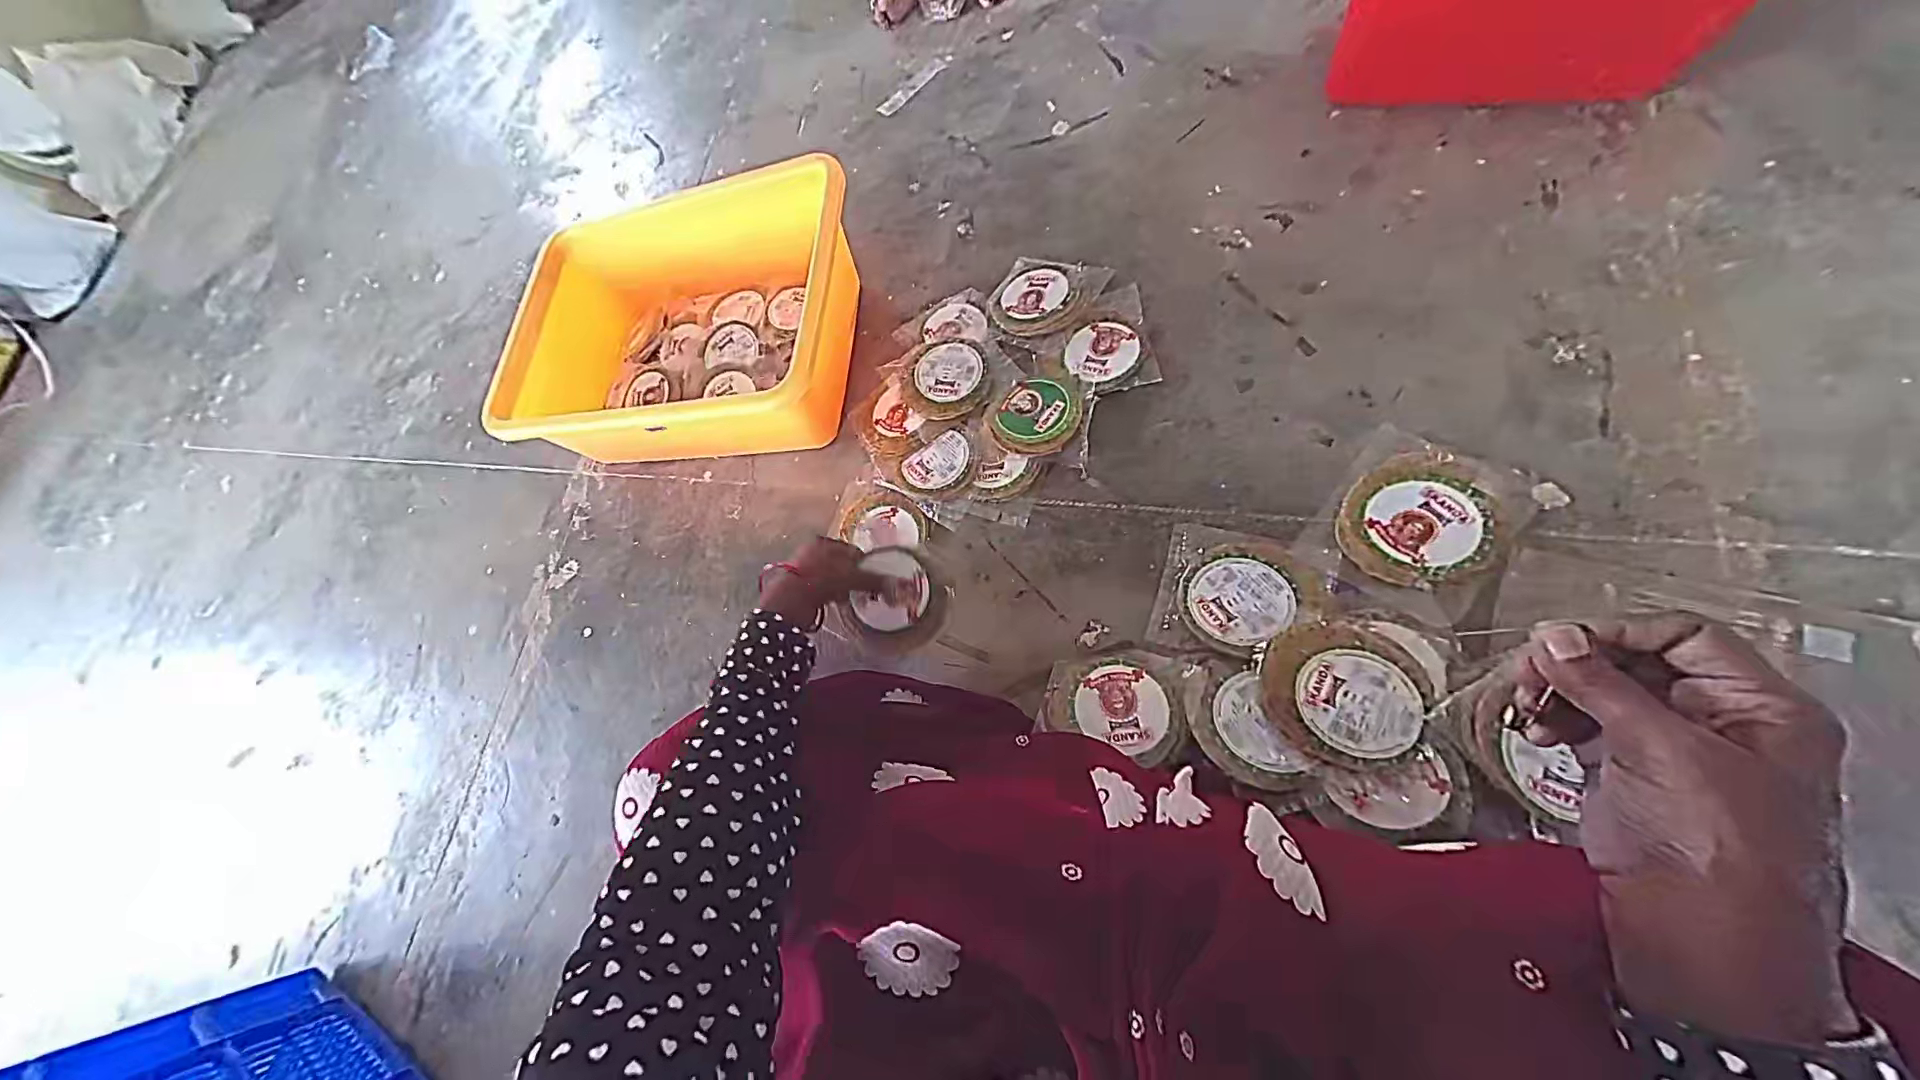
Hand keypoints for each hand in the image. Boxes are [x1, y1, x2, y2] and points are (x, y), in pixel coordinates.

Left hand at [759, 537, 916, 626]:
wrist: (790, 602)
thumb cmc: (820, 581)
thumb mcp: (852, 579)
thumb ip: (876, 582)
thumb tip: (901, 585)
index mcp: (823, 542)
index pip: (852, 550)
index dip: (865, 563)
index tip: (873, 576)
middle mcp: (811, 552)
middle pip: (841, 564)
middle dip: (853, 576)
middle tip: (863, 588)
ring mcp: (803, 570)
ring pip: (831, 577)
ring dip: (842, 587)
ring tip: (849, 596)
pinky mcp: (799, 587)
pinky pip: (822, 589)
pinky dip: (831, 595)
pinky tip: (836, 602)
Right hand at [1503, 615, 1856, 1044]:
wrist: (1696, 930)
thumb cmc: (1716, 846)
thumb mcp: (1661, 749)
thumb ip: (1602, 685)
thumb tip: (1553, 636)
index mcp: (1758, 709)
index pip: (1685, 637)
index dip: (1620, 633)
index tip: (1561, 641)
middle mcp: (1715, 721)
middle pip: (1633, 661)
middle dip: (1575, 665)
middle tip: (1530, 673)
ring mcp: (1667, 746)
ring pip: (1599, 689)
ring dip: (1555, 691)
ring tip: (1529, 707)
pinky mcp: (1624, 767)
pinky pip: (1580, 721)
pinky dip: (1552, 718)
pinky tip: (1537, 731)